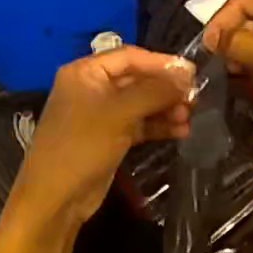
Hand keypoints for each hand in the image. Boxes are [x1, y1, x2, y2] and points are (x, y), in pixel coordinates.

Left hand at [11, 47, 194, 227]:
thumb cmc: (82, 145)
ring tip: (191, 116)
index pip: (129, 56)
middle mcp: (91, 87)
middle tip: (196, 97)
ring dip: (165, 107)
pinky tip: (181, 130)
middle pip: (135, 78)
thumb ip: (154, 91)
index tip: (193, 71)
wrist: (56, 196)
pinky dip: (157, 125)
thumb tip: (187, 74)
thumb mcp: (119, 113)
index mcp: (85, 72)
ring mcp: (99, 113)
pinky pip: (137, 123)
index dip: (161, 62)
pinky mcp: (108, 136)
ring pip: (139, 102)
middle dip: (165, 87)